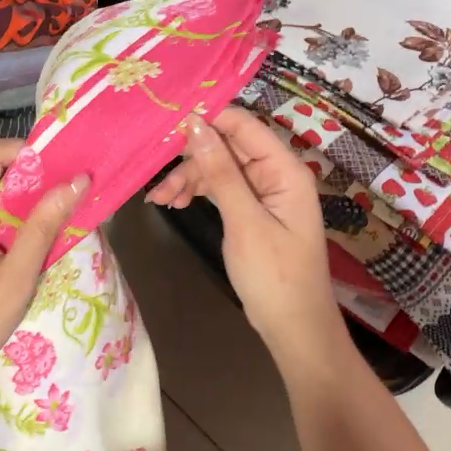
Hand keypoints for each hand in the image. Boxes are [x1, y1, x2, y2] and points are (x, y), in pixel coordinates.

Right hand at [146, 107, 339, 357]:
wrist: (295, 332)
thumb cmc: (275, 277)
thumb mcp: (244, 222)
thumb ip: (219, 171)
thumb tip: (195, 124)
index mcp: (284, 169)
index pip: (243, 125)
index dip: (207, 118)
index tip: (167, 121)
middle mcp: (275, 173)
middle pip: (226, 145)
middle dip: (191, 155)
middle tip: (156, 169)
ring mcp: (263, 192)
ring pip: (218, 167)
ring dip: (189, 178)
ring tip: (160, 198)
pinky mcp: (251, 209)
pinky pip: (219, 187)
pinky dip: (197, 192)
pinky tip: (173, 203)